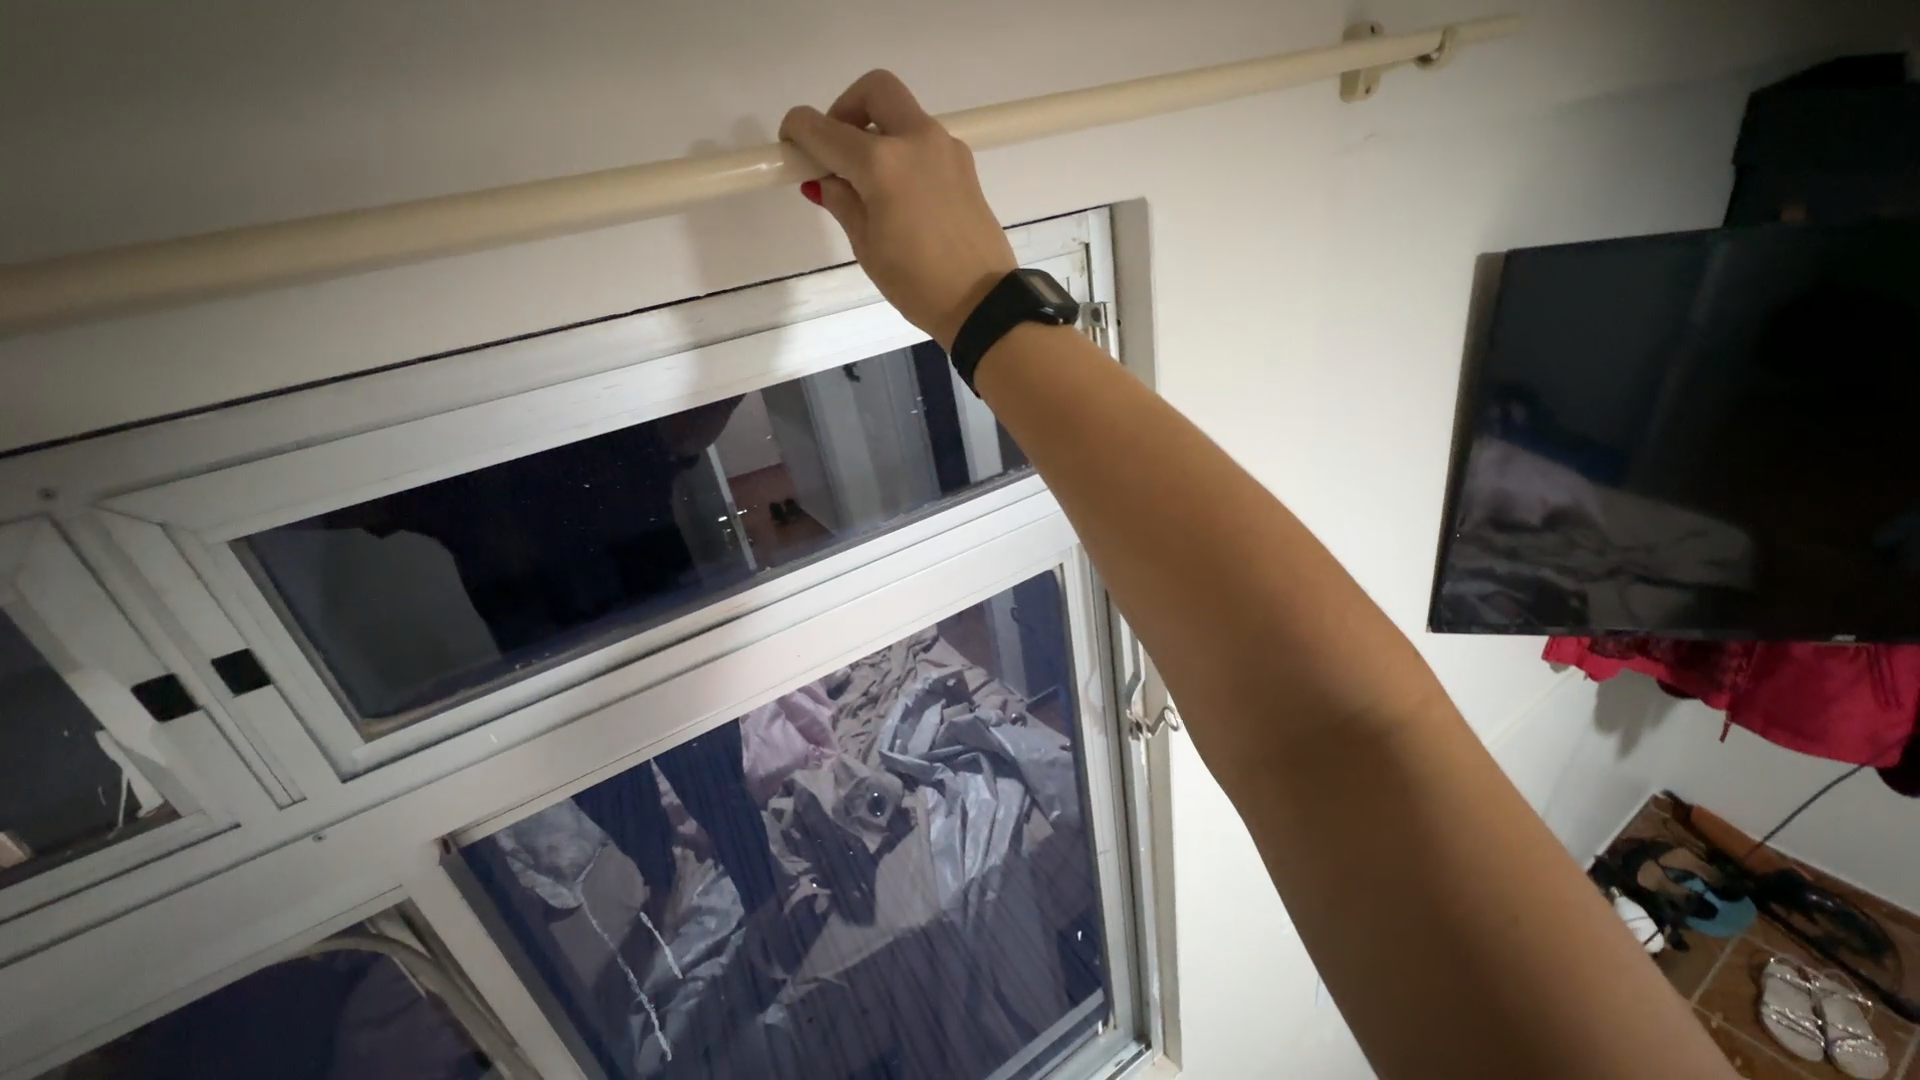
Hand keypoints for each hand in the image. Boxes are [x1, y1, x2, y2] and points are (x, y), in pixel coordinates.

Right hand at [780, 71, 1016, 349]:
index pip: (825, 129)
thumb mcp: (868, 247)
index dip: (799, 132)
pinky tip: (897, 194)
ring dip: (877, 132)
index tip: (791, 147)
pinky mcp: (964, 164)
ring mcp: (945, 148)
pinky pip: (924, 140)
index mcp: (882, 163)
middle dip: (845, 109)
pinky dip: (902, 150)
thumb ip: (843, 202)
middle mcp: (916, 140)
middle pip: (874, 91)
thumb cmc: (918, 284)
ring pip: (903, 114)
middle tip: (836, 150)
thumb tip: (824, 180)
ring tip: (866, 182)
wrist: (983, 302)